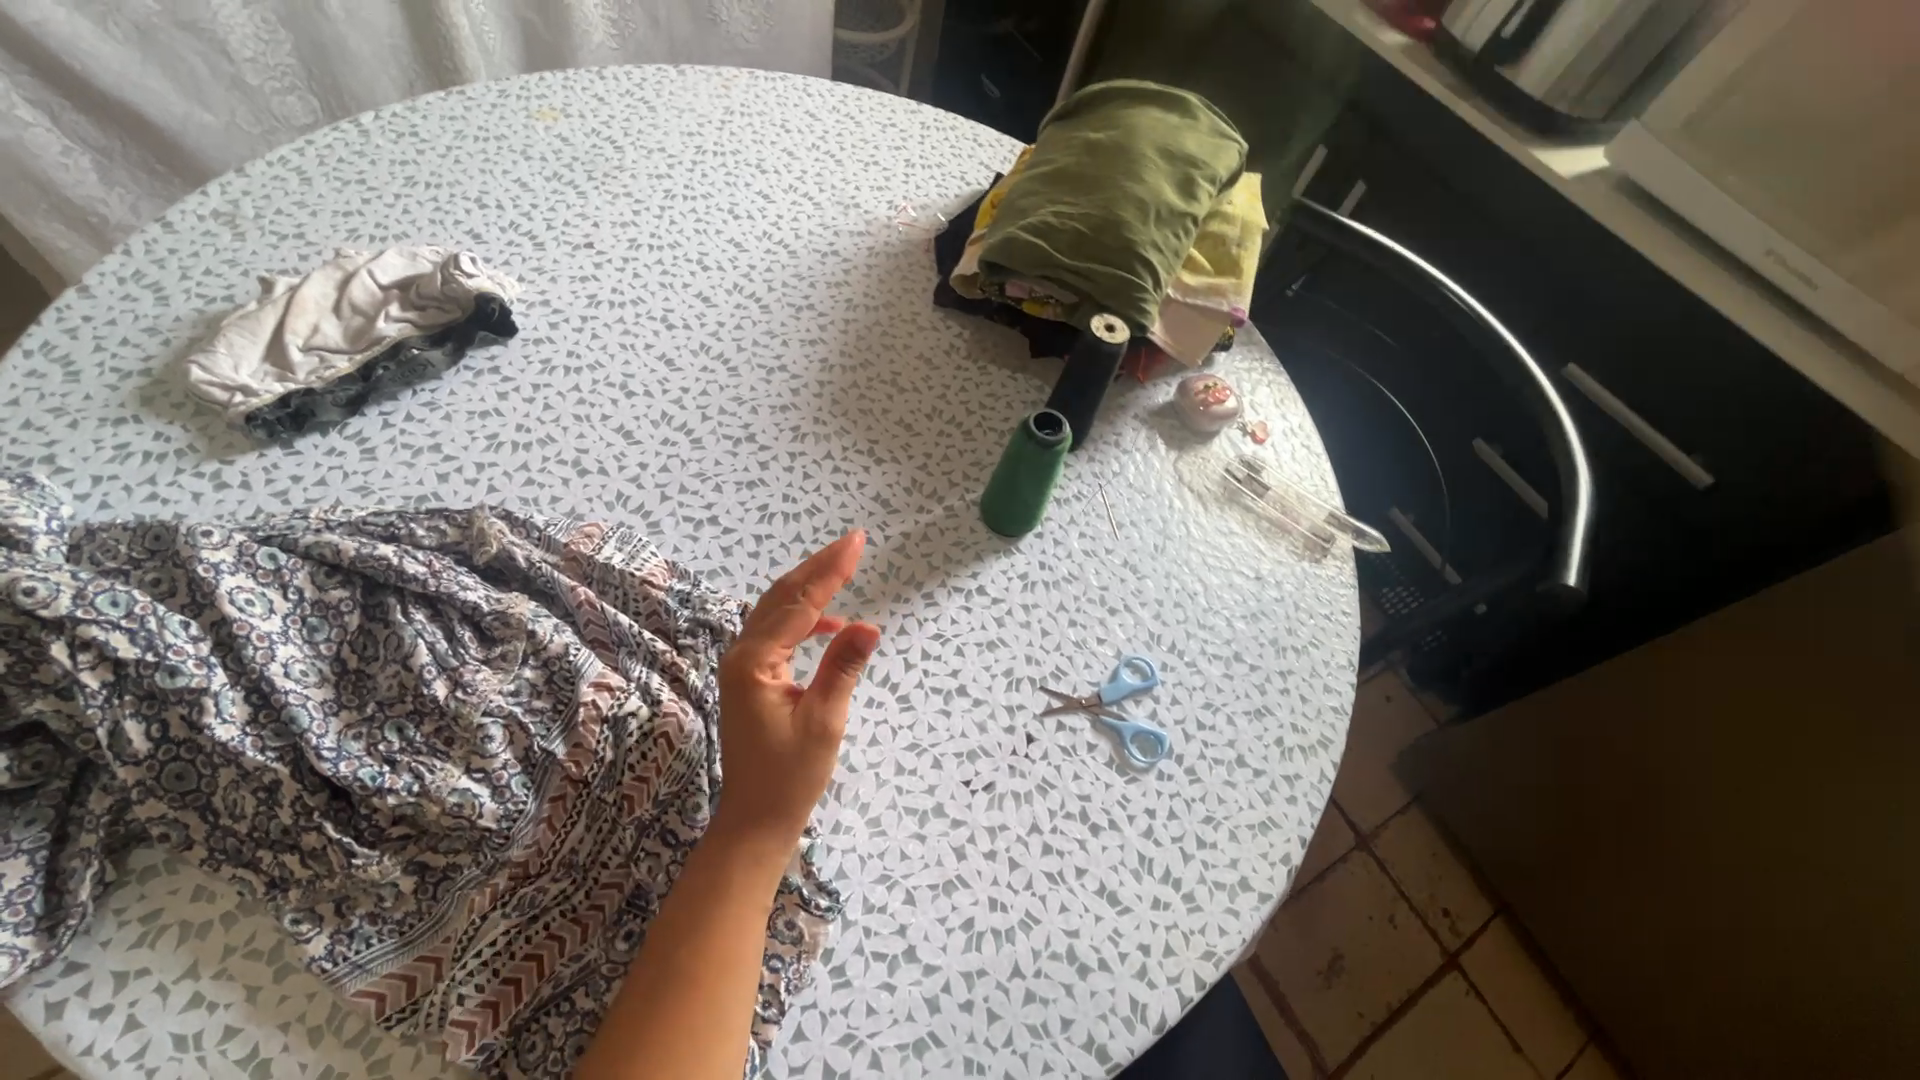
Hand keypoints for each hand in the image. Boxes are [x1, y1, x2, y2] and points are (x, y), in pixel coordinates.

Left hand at [713, 530, 880, 844]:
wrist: (756, 818)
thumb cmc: (790, 776)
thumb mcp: (825, 721)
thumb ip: (843, 667)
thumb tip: (869, 625)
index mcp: (755, 662)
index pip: (799, 605)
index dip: (830, 571)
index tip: (857, 543)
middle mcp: (742, 655)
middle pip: (781, 596)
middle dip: (818, 567)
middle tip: (854, 541)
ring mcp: (742, 666)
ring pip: (775, 610)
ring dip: (809, 586)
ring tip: (844, 567)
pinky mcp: (750, 677)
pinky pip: (776, 631)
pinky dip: (802, 617)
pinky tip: (828, 623)